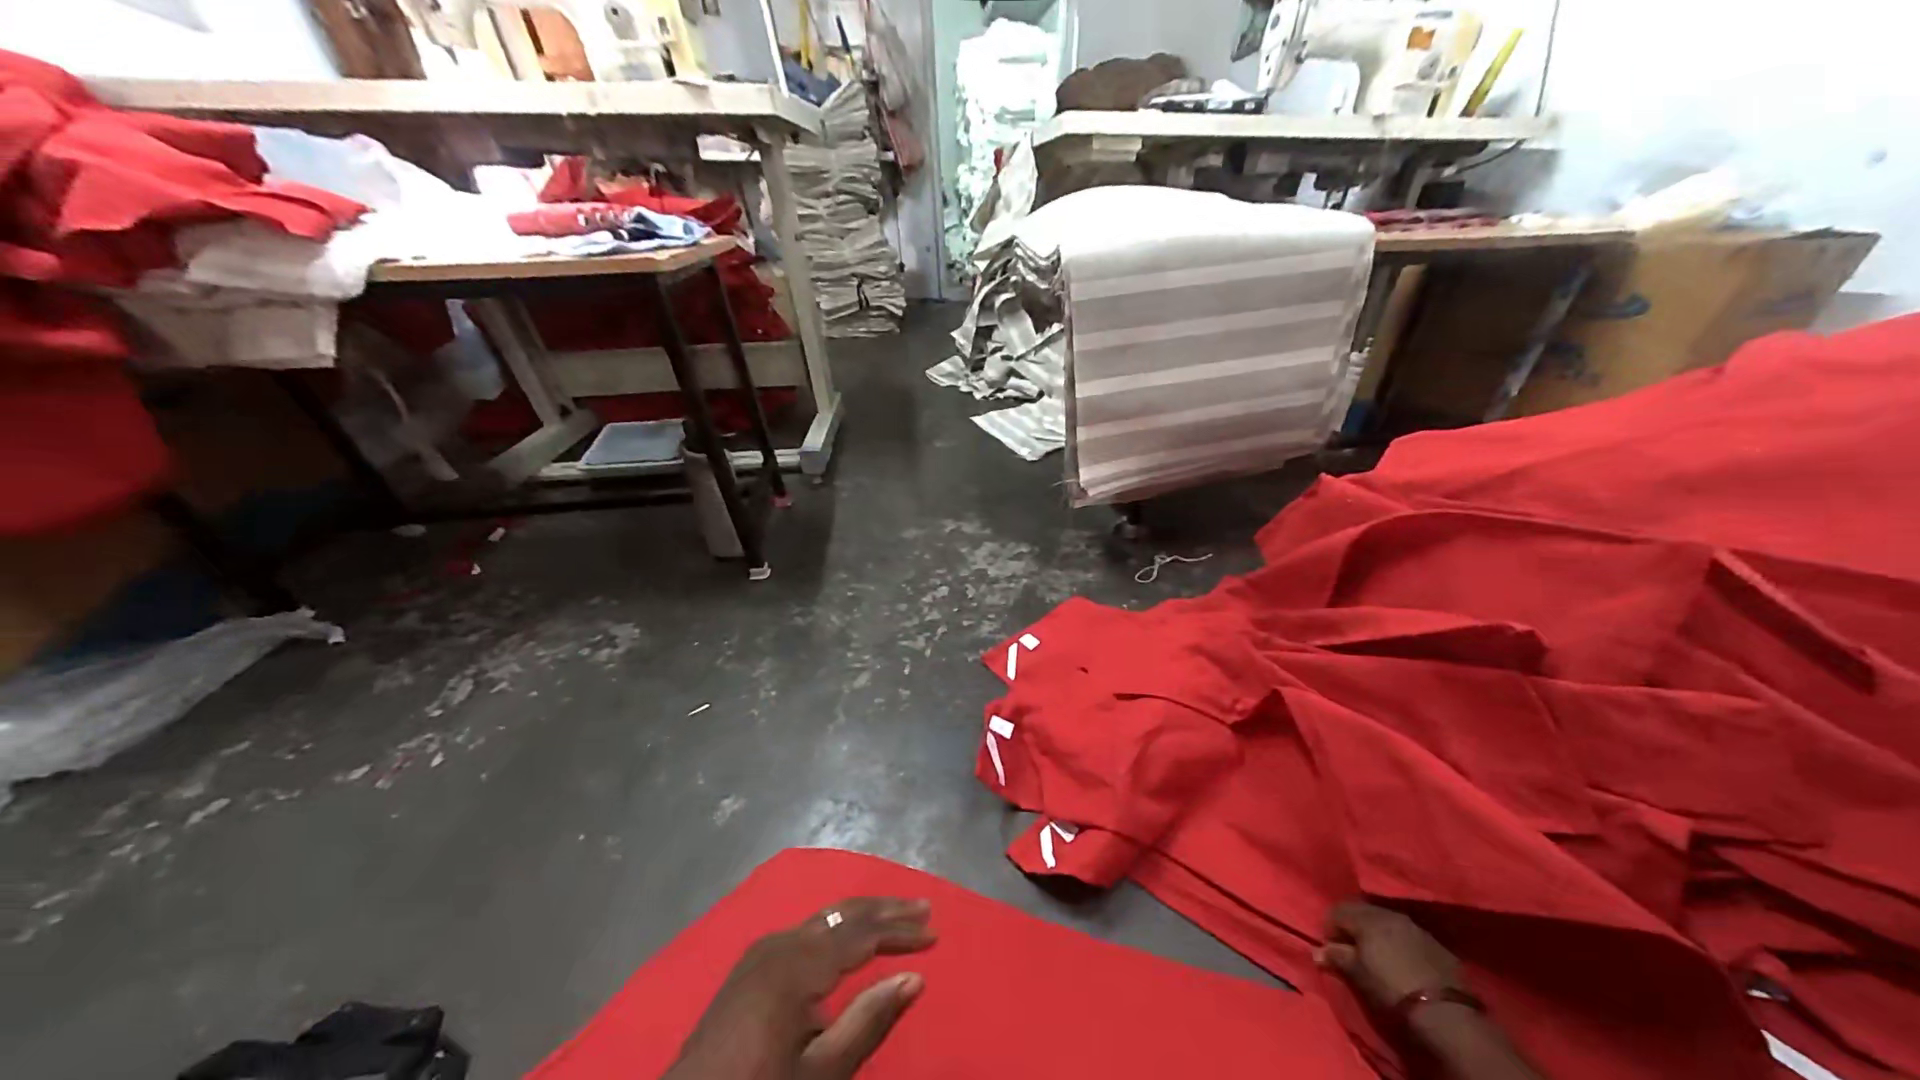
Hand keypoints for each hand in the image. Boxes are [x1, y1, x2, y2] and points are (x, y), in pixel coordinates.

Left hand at [664, 897, 935, 1079]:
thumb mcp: (821, 1072)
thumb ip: (868, 1020)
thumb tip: (913, 977)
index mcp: (798, 964)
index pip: (861, 933)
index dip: (899, 930)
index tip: (934, 932)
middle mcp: (782, 942)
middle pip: (843, 913)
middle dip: (885, 908)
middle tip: (923, 906)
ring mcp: (763, 948)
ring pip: (823, 916)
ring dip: (862, 913)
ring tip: (895, 913)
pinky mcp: (752, 961)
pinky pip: (805, 928)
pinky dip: (836, 924)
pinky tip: (848, 931)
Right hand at [1314, 901, 1462, 1009]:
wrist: (1446, 1015)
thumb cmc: (1391, 990)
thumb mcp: (1357, 975)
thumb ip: (1336, 958)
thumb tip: (1318, 951)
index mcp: (1368, 918)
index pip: (1338, 910)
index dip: (1330, 928)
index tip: (1331, 949)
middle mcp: (1392, 915)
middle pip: (1363, 912)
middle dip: (1354, 927)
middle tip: (1351, 951)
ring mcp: (1418, 929)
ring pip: (1388, 922)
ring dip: (1378, 934)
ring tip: (1378, 957)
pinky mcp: (1438, 946)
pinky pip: (1409, 937)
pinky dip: (1400, 944)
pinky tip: (1403, 963)